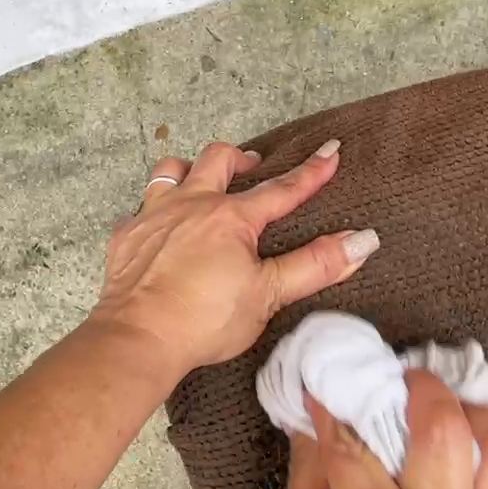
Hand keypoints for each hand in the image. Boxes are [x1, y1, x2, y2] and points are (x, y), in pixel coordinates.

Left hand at [87, 139, 379, 380]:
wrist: (139, 337)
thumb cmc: (204, 319)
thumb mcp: (268, 294)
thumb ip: (315, 265)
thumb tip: (361, 240)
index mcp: (231, 217)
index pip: (282, 189)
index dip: (311, 171)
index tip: (330, 151)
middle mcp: (191, 205)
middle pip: (218, 160)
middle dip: (241, 158)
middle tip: (253, 165)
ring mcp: (154, 216)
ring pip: (170, 170)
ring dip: (190, 169)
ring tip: (202, 179)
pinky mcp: (126, 235)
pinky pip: (139, 208)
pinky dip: (152, 209)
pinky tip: (158, 225)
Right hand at [279, 370, 487, 488]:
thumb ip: (306, 474)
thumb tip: (313, 411)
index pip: (355, 448)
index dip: (334, 407)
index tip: (322, 383)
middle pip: (446, 432)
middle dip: (421, 388)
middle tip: (401, 378)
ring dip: (476, 413)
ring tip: (447, 408)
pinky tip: (474, 442)